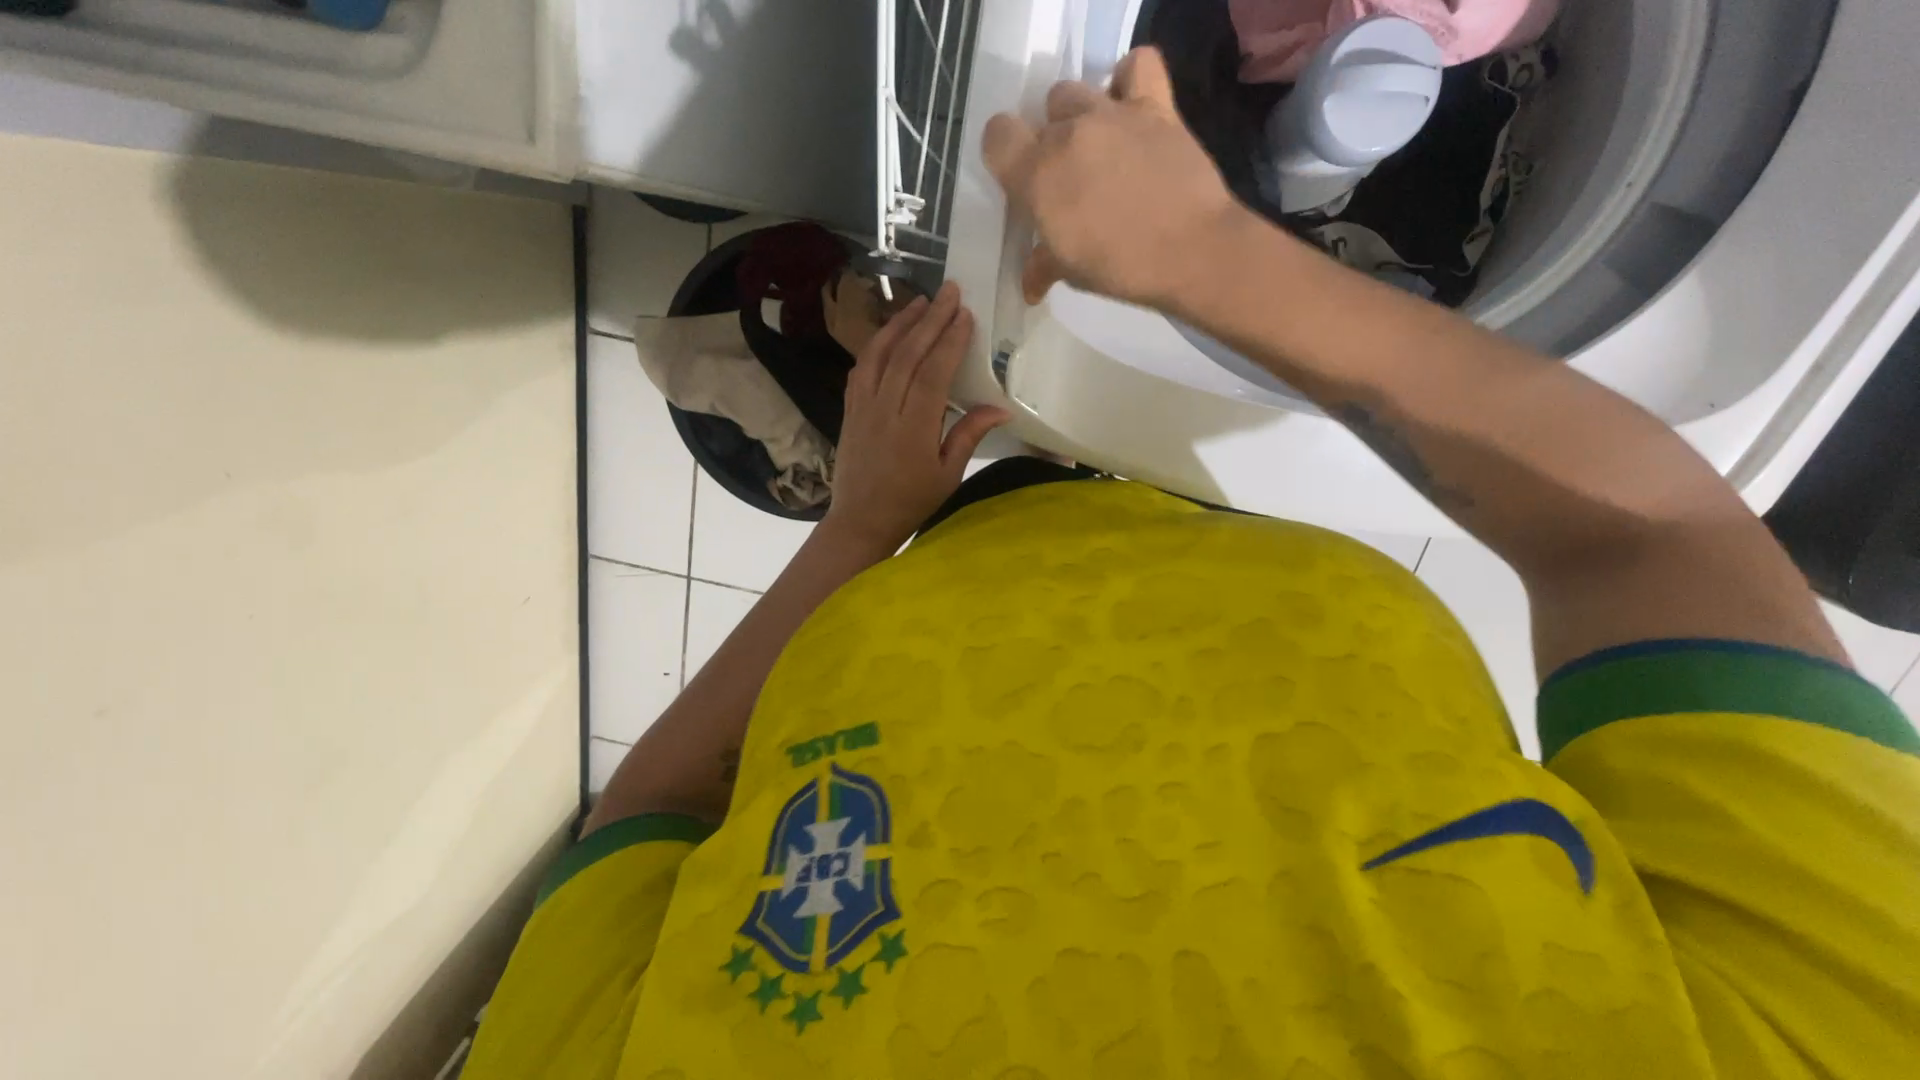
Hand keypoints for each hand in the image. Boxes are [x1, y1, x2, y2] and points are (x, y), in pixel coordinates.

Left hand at [823, 283, 1008, 552]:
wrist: (860, 522)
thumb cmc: (910, 503)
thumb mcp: (947, 475)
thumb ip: (968, 435)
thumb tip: (1001, 408)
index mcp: (914, 429)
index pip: (933, 373)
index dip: (949, 341)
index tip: (965, 315)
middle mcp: (885, 410)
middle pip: (907, 355)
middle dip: (930, 320)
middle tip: (949, 292)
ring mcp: (863, 407)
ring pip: (880, 354)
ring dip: (900, 324)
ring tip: (921, 301)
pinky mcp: (850, 409)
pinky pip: (861, 368)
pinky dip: (876, 345)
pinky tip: (890, 333)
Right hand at [981, 46, 1243, 307]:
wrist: (1190, 250)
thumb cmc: (1120, 267)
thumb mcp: (1071, 271)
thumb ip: (1042, 265)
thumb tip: (1030, 286)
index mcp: (1037, 174)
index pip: (997, 136)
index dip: (1006, 154)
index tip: (1023, 178)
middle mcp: (1068, 133)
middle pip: (1042, 117)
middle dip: (1051, 143)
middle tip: (1072, 177)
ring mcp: (1112, 114)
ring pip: (1076, 91)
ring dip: (1081, 113)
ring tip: (1100, 145)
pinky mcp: (1155, 106)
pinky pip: (1137, 65)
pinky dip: (1131, 77)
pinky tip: (1132, 104)